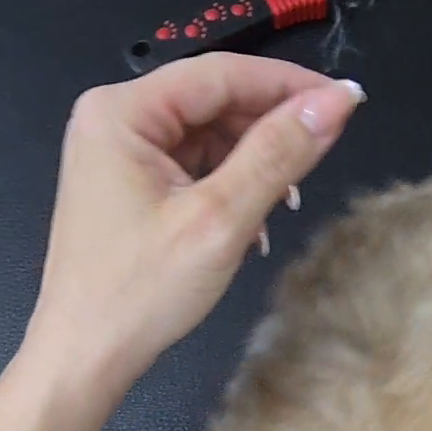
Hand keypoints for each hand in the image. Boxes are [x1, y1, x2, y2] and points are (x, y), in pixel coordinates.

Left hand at [20, 53, 363, 397]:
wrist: (86, 357)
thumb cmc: (140, 293)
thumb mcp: (219, 220)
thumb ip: (277, 155)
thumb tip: (334, 104)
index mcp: (123, 112)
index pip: (221, 74)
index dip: (288, 85)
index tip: (344, 102)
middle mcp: (114, 123)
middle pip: (213, 105)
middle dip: (268, 134)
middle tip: (319, 162)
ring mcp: (119, 160)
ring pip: (207, 142)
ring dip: (252, 169)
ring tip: (282, 207)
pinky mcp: (128, 193)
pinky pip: (192, 174)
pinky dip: (228, 193)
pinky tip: (251, 227)